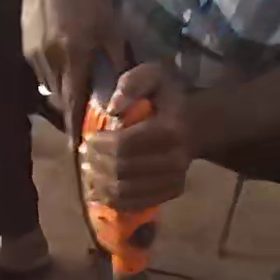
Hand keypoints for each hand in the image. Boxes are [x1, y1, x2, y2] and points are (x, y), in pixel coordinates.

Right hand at [18, 0, 127, 140]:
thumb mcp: (108, 20)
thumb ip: (114, 55)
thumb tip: (121, 85)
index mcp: (75, 54)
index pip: (74, 103)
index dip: (75, 128)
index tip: (77, 149)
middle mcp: (52, 61)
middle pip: (62, 99)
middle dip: (73, 108)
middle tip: (87, 114)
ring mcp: (36, 56)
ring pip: (51, 87)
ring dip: (65, 90)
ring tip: (77, 80)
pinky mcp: (26, 49)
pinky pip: (42, 73)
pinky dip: (55, 74)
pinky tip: (64, 59)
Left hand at [80, 62, 198, 211]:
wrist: (194, 124)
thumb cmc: (167, 98)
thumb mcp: (154, 76)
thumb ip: (132, 83)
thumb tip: (112, 109)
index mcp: (170, 129)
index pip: (124, 146)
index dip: (100, 146)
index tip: (88, 141)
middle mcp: (175, 158)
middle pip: (122, 170)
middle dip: (97, 165)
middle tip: (84, 157)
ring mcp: (174, 179)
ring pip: (126, 191)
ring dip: (100, 184)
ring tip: (89, 173)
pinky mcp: (170, 194)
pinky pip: (135, 204)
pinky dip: (112, 200)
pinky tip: (100, 190)